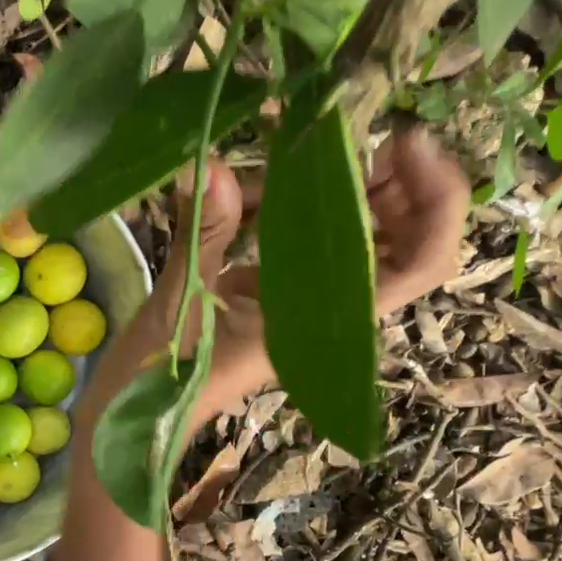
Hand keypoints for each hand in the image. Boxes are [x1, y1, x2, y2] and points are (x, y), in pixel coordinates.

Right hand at [85, 128, 470, 420]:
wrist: (125, 418)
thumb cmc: (156, 381)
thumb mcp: (179, 306)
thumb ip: (202, 236)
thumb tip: (208, 165)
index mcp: (320, 322)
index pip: (420, 263)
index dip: (436, 199)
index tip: (402, 144)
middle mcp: (320, 312)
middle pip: (397, 241)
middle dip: (389, 185)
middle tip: (352, 142)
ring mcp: (291, 304)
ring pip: (344, 238)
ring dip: (331, 193)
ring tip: (291, 155)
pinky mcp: (260, 298)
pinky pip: (291, 244)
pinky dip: (278, 211)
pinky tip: (243, 190)